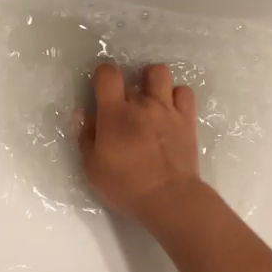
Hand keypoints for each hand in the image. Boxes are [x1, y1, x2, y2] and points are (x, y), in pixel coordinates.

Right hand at [80, 62, 202, 223]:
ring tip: (149, 100)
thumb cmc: (125, 185)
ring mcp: (167, 108)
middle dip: (125, 92)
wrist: (169, 197)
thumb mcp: (92, 168)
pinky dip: (176, 95)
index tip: (101, 91)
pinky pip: (184, 91)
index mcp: (115, 113)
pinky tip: (170, 109)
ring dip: (152, 82)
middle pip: (131, 79)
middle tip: (123, 114)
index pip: (107, 73)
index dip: (102, 76)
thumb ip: (86, 137)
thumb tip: (84, 115)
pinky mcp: (187, 119)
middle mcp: (141, 103)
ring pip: (160, 74)